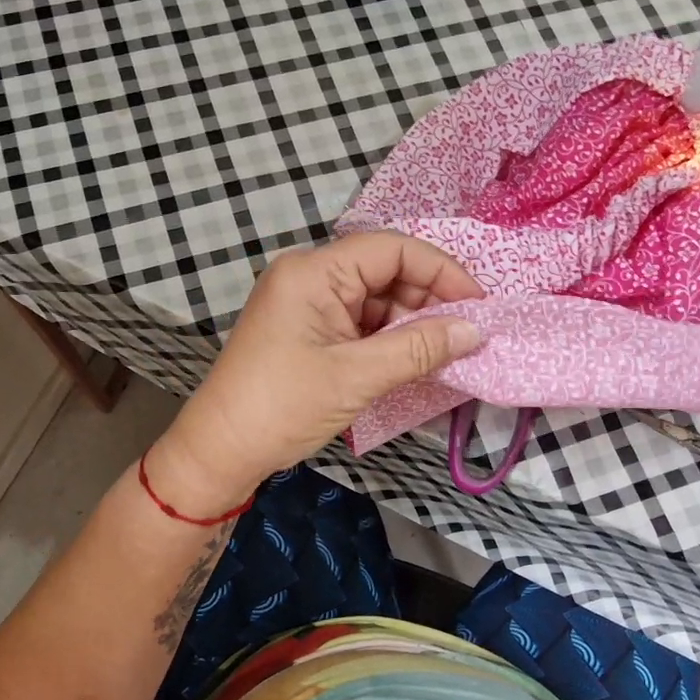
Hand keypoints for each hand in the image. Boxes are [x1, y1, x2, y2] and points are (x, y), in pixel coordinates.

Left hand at [146, 232, 484, 518]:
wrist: (221, 450)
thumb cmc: (281, 406)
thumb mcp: (356, 377)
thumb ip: (418, 348)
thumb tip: (475, 330)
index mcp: (313, 271)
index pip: (391, 248)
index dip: (441, 271)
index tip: (478, 305)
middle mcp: (309, 276)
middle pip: (386, 270)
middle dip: (428, 300)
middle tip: (466, 336)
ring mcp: (308, 304)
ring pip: (377, 299)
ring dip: (412, 323)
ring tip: (445, 353)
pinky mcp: (309, 330)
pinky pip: (361, 322)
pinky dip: (390, 339)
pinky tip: (416, 359)